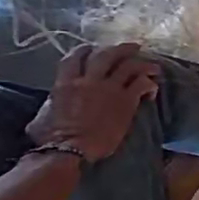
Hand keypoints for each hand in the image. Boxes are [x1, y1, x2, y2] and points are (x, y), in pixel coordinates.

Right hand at [26, 43, 162, 160]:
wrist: (69, 151)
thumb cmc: (51, 139)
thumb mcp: (45, 113)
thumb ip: (54, 101)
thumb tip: (56, 101)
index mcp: (66, 83)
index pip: (76, 57)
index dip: (86, 50)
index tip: (94, 50)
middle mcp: (89, 80)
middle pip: (107, 54)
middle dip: (122, 49)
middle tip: (134, 48)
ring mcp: (110, 89)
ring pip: (130, 65)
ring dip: (144, 64)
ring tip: (153, 67)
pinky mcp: (126, 101)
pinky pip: (142, 84)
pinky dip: (149, 84)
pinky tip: (152, 90)